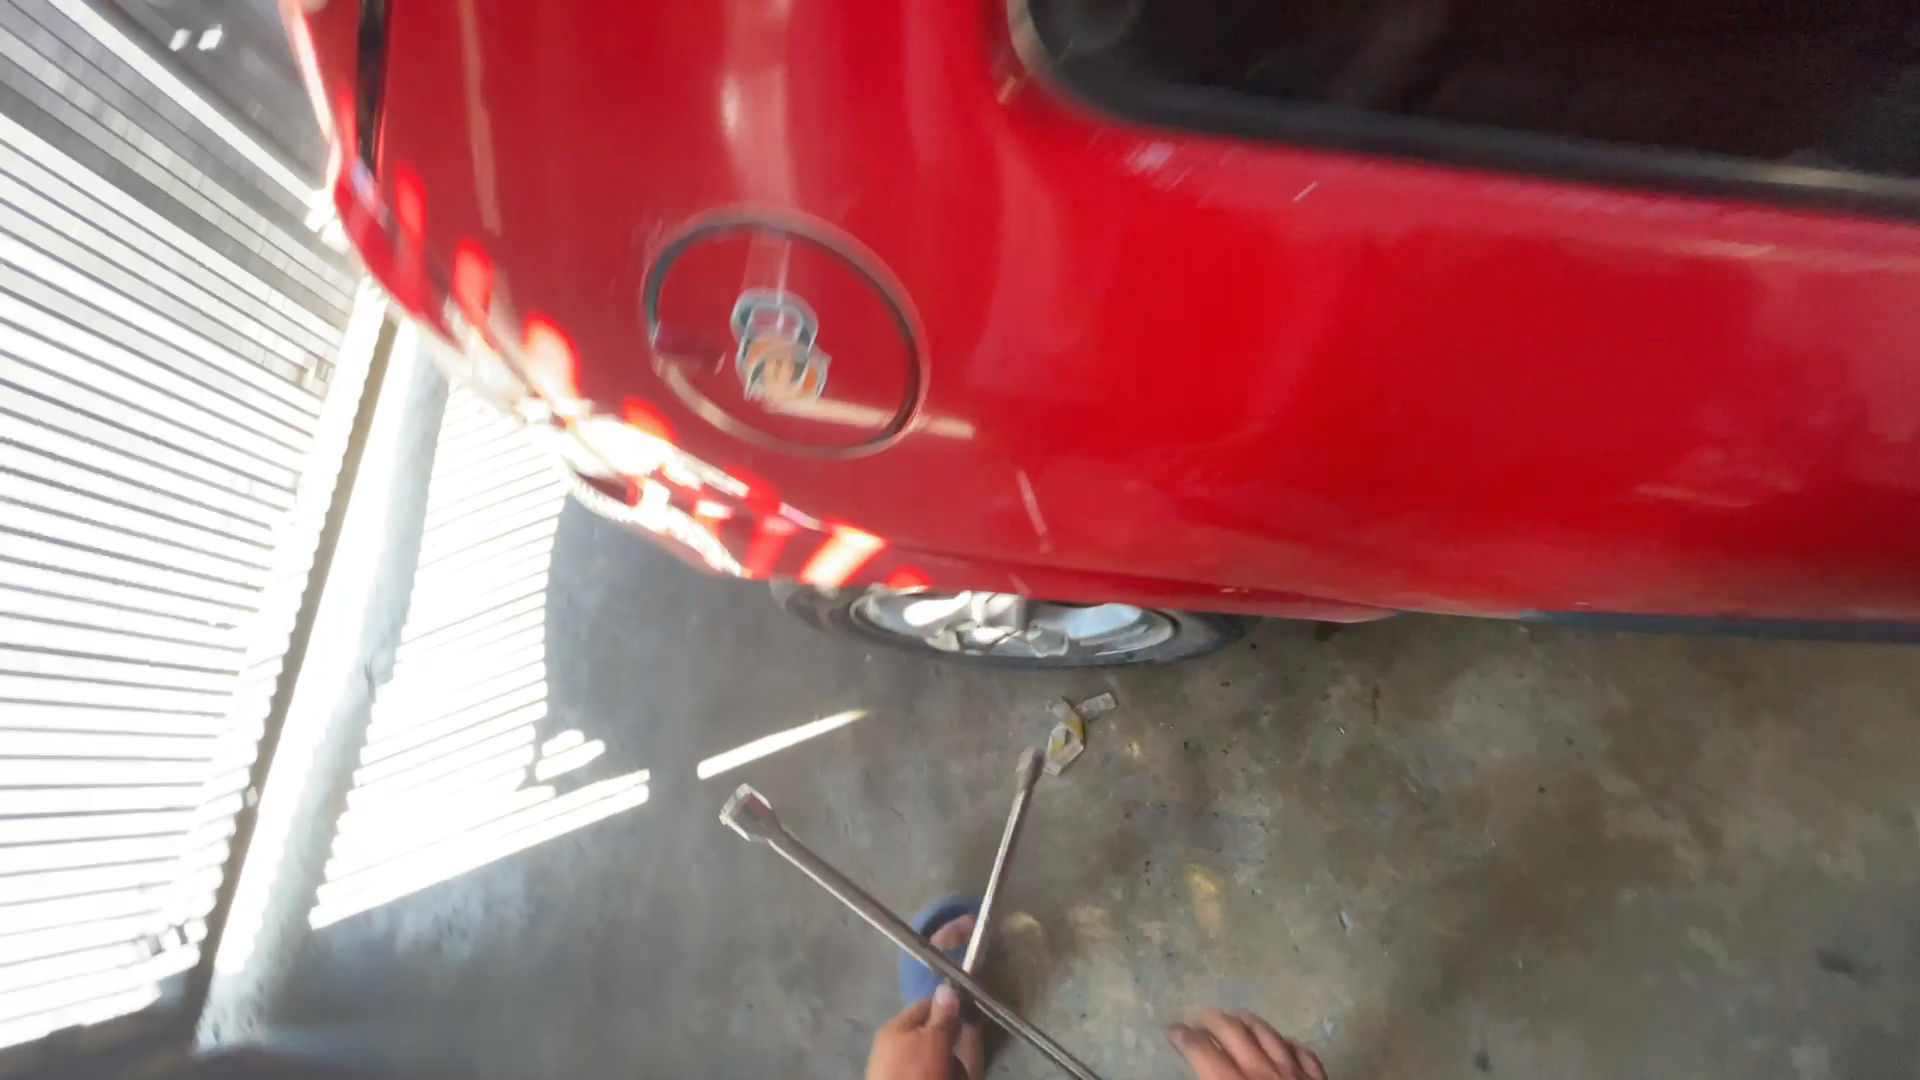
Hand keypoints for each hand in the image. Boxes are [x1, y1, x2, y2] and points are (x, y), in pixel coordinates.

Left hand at [866, 984, 966, 1079]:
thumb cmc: (915, 1077)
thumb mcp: (933, 1042)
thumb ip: (942, 1016)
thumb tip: (947, 986)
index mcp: (894, 1029)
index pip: (926, 1006)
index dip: (948, 1010)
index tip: (967, 1020)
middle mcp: (893, 1049)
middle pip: (934, 1038)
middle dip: (952, 1051)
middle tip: (960, 1066)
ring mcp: (898, 1074)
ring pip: (936, 1063)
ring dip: (952, 1071)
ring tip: (955, 1078)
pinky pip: (932, 1075)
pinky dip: (943, 1077)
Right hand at [1169, 1009, 1327, 1079]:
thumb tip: (1202, 1078)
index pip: (1200, 1049)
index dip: (1183, 1036)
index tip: (1172, 1030)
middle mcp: (1260, 1072)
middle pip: (1231, 1029)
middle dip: (1210, 1019)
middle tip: (1199, 1020)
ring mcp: (1293, 1074)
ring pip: (1266, 1032)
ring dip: (1246, 1021)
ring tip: (1235, 1018)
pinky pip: (1302, 1052)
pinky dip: (1287, 1044)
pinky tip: (1282, 1044)